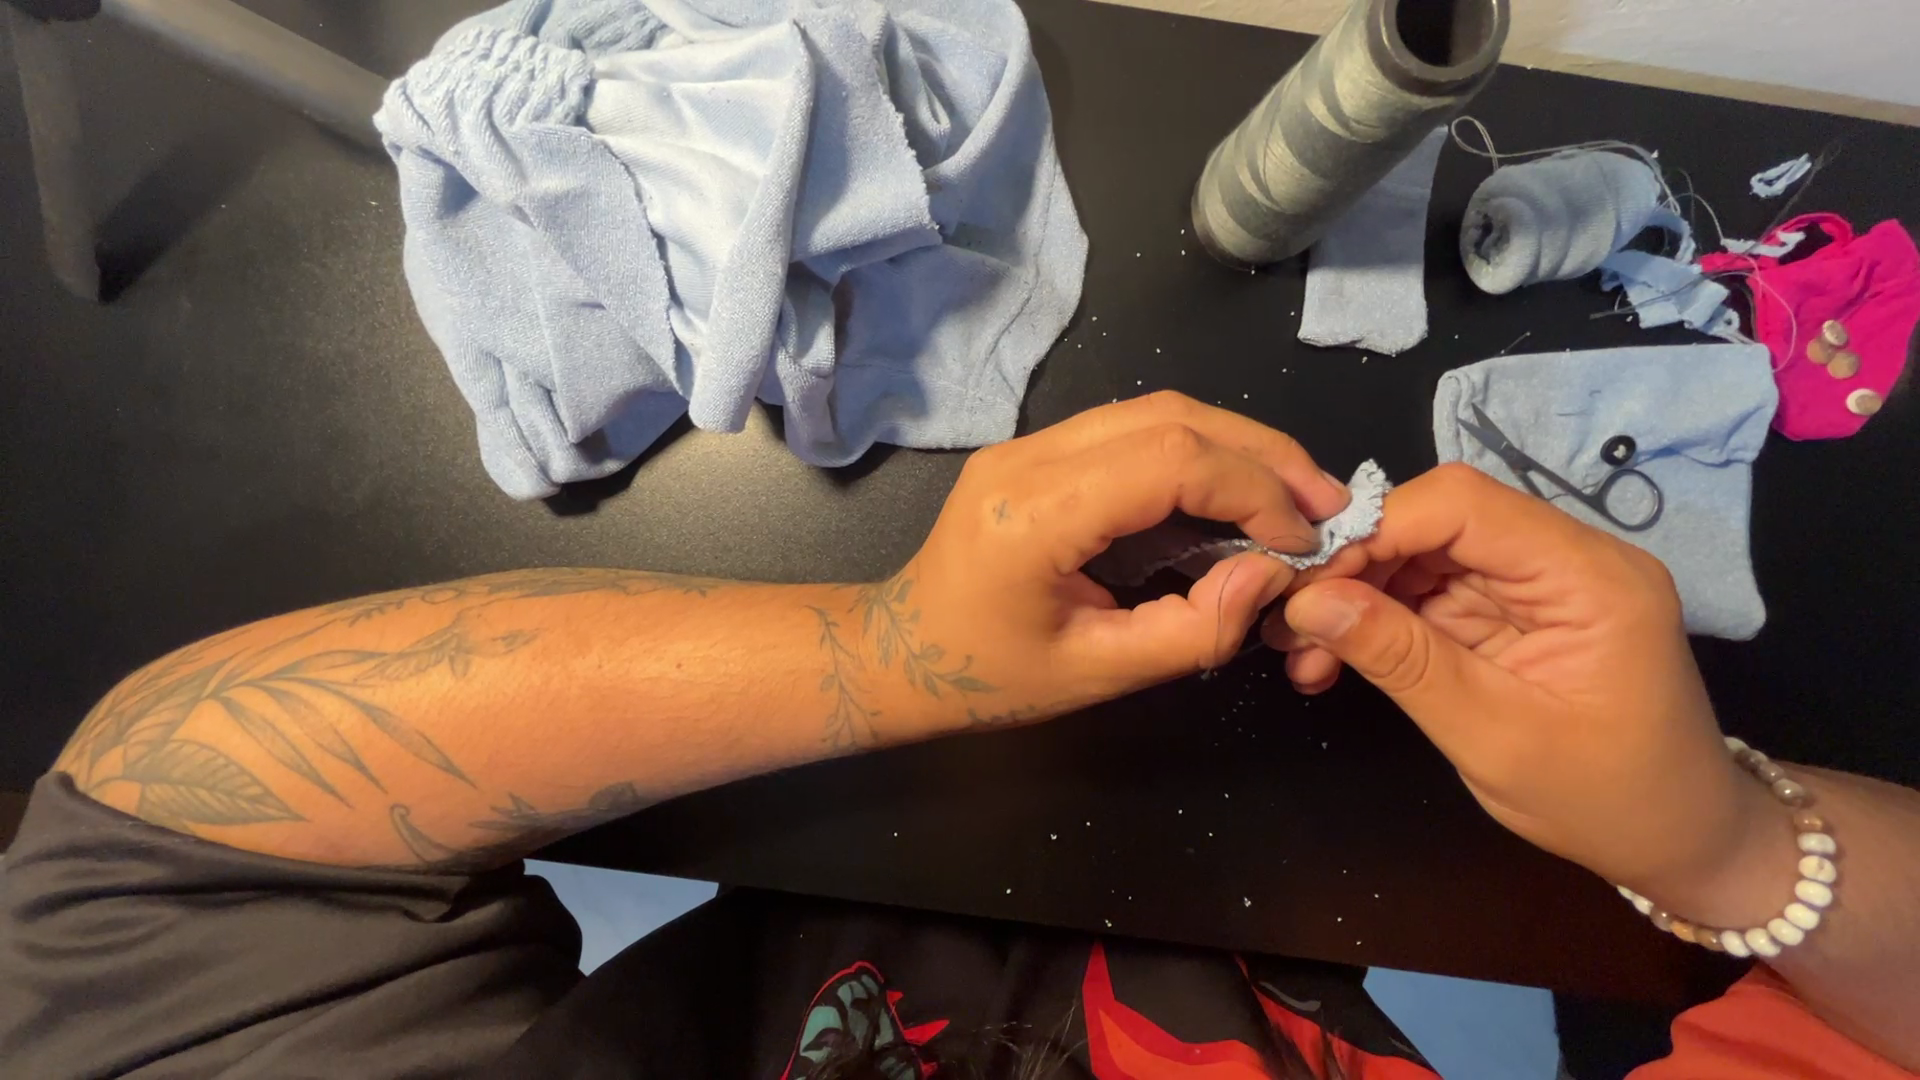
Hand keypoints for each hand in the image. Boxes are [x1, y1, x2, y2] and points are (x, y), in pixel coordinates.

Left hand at [900, 392, 1349, 724]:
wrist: (902, 650)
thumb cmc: (988, 677)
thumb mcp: (1097, 674)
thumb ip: (1193, 630)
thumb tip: (1270, 572)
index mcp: (1034, 514)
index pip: (1168, 460)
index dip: (1253, 489)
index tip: (1302, 538)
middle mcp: (1026, 458)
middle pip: (1167, 415)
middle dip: (1259, 452)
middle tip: (1321, 501)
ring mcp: (1022, 445)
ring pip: (1150, 411)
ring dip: (1230, 444)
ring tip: (1288, 494)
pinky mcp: (1029, 452)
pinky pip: (1125, 431)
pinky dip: (1190, 452)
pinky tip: (1225, 489)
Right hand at [1267, 465, 1776, 918]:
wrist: (1673, 842)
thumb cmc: (1603, 799)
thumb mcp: (1490, 735)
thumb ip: (1399, 659)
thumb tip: (1306, 602)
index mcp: (1585, 577)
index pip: (1461, 506)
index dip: (1374, 528)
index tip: (1308, 581)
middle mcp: (1556, 560)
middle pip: (1428, 522)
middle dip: (1349, 566)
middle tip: (1291, 618)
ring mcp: (1522, 583)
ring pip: (1409, 555)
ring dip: (1346, 596)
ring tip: (1299, 649)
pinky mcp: (1494, 609)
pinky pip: (1412, 592)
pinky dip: (1364, 621)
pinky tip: (1326, 658)